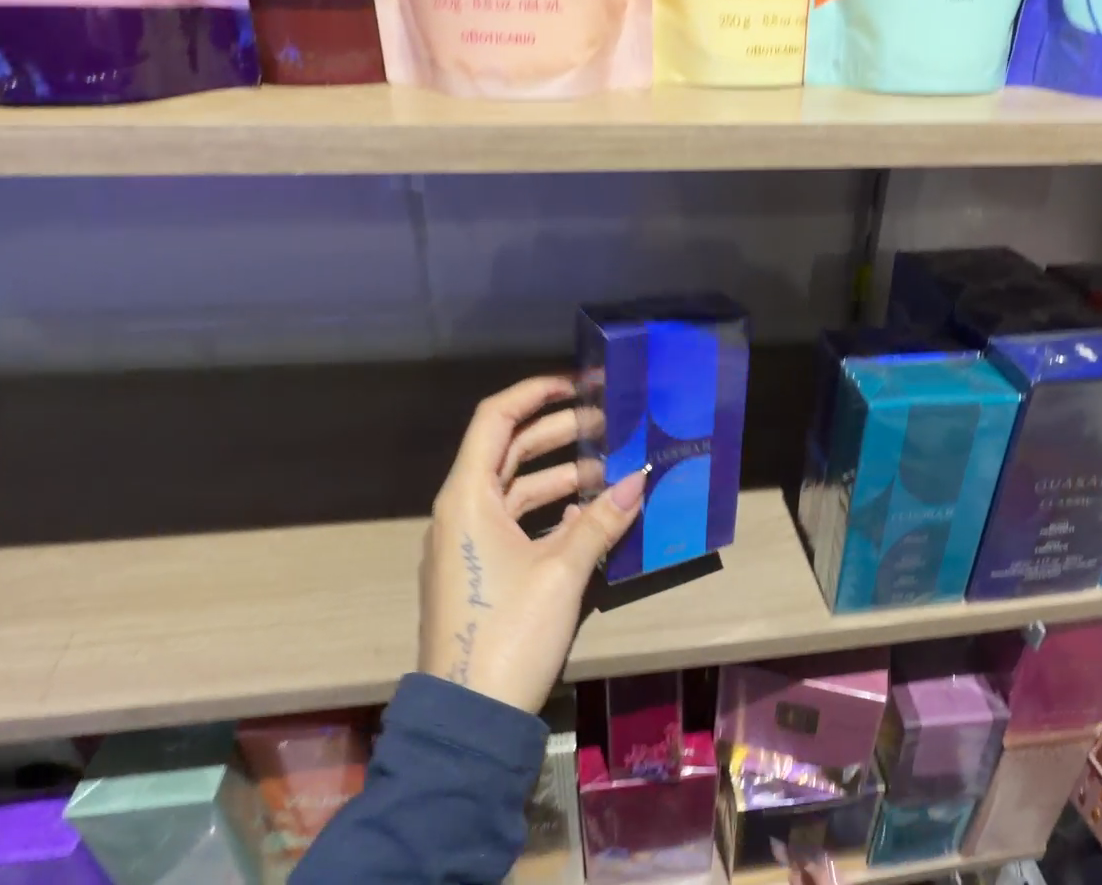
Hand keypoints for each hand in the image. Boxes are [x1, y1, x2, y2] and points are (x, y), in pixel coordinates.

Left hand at [418, 375, 646, 712]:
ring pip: (515, 492)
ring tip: (610, 472)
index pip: (495, 420)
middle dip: (558, 436)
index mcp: (467, 497)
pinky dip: (549, 513)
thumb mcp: (561, 571)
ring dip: (560, 478)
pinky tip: (588, 517)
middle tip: (610, 428)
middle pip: (508, 453)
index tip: (577, 386)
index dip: (533, 394)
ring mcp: (467, 544)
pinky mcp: (479, 572)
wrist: (469, 715)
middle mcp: (461, 511)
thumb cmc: (509, 629)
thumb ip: (601, 520)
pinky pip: (515, 525)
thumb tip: (640, 479)